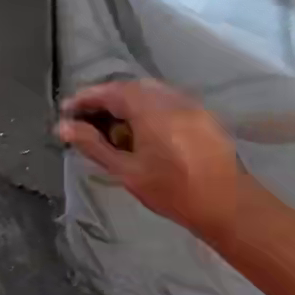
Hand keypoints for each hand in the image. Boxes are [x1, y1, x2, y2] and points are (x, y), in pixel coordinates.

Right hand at [56, 79, 247, 234]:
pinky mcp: (203, 115)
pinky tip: (141, 129)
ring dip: (126, 101)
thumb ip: (93, 145)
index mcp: (151, 110)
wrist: (230, 207)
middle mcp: (171, 99)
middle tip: (86, 117)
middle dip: (104, 98)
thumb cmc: (173, 192)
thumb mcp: (126, 172)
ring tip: (110, 123)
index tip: (66, 110)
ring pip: (149, 91)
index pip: (110, 92)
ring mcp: (191, 104)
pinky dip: (147, 106)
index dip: (85, 98)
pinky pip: (167, 100)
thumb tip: (63, 127)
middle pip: (129, 87)